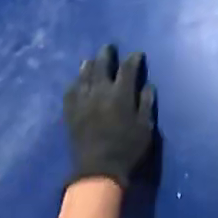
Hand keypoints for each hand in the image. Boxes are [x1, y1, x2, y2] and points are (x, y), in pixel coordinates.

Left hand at [63, 45, 156, 189]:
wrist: (98, 170)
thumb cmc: (128, 150)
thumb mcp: (145, 128)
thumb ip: (146, 104)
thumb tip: (147, 85)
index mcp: (121, 94)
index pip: (127, 68)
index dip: (133, 59)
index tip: (137, 54)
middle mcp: (100, 91)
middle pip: (102, 64)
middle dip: (107, 54)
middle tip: (109, 48)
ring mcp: (82, 100)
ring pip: (84, 74)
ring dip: (89, 65)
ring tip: (91, 60)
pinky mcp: (70, 111)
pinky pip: (71, 90)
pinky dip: (75, 83)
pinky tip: (77, 81)